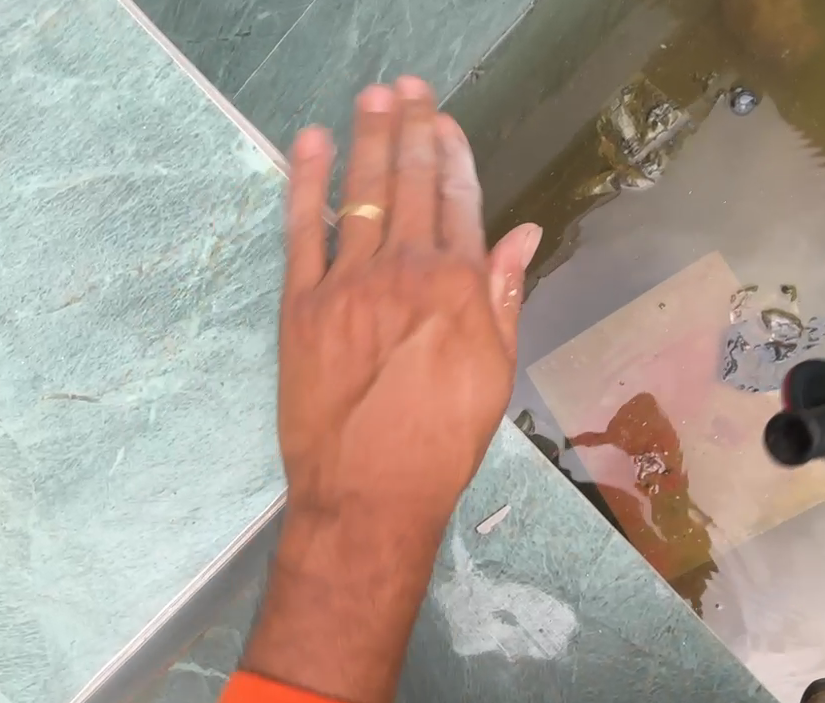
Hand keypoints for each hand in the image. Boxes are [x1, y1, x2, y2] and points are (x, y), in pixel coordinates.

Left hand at [241, 77, 541, 702]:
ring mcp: (349, 284)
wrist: (367, 493)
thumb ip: (504, 300)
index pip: (460, 199)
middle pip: (412, 183)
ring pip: (361, 194)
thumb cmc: (440, 446)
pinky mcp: (302, 306)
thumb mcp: (494, 377)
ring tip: (372, 96)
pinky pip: (302, 231)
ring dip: (367, 138)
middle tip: (406, 87)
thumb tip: (522, 236)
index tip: (443, 121)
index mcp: (461, 287)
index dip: (451, 153)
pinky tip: (308, 144)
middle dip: (412, 127)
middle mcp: (407, 270)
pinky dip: (304, 183)